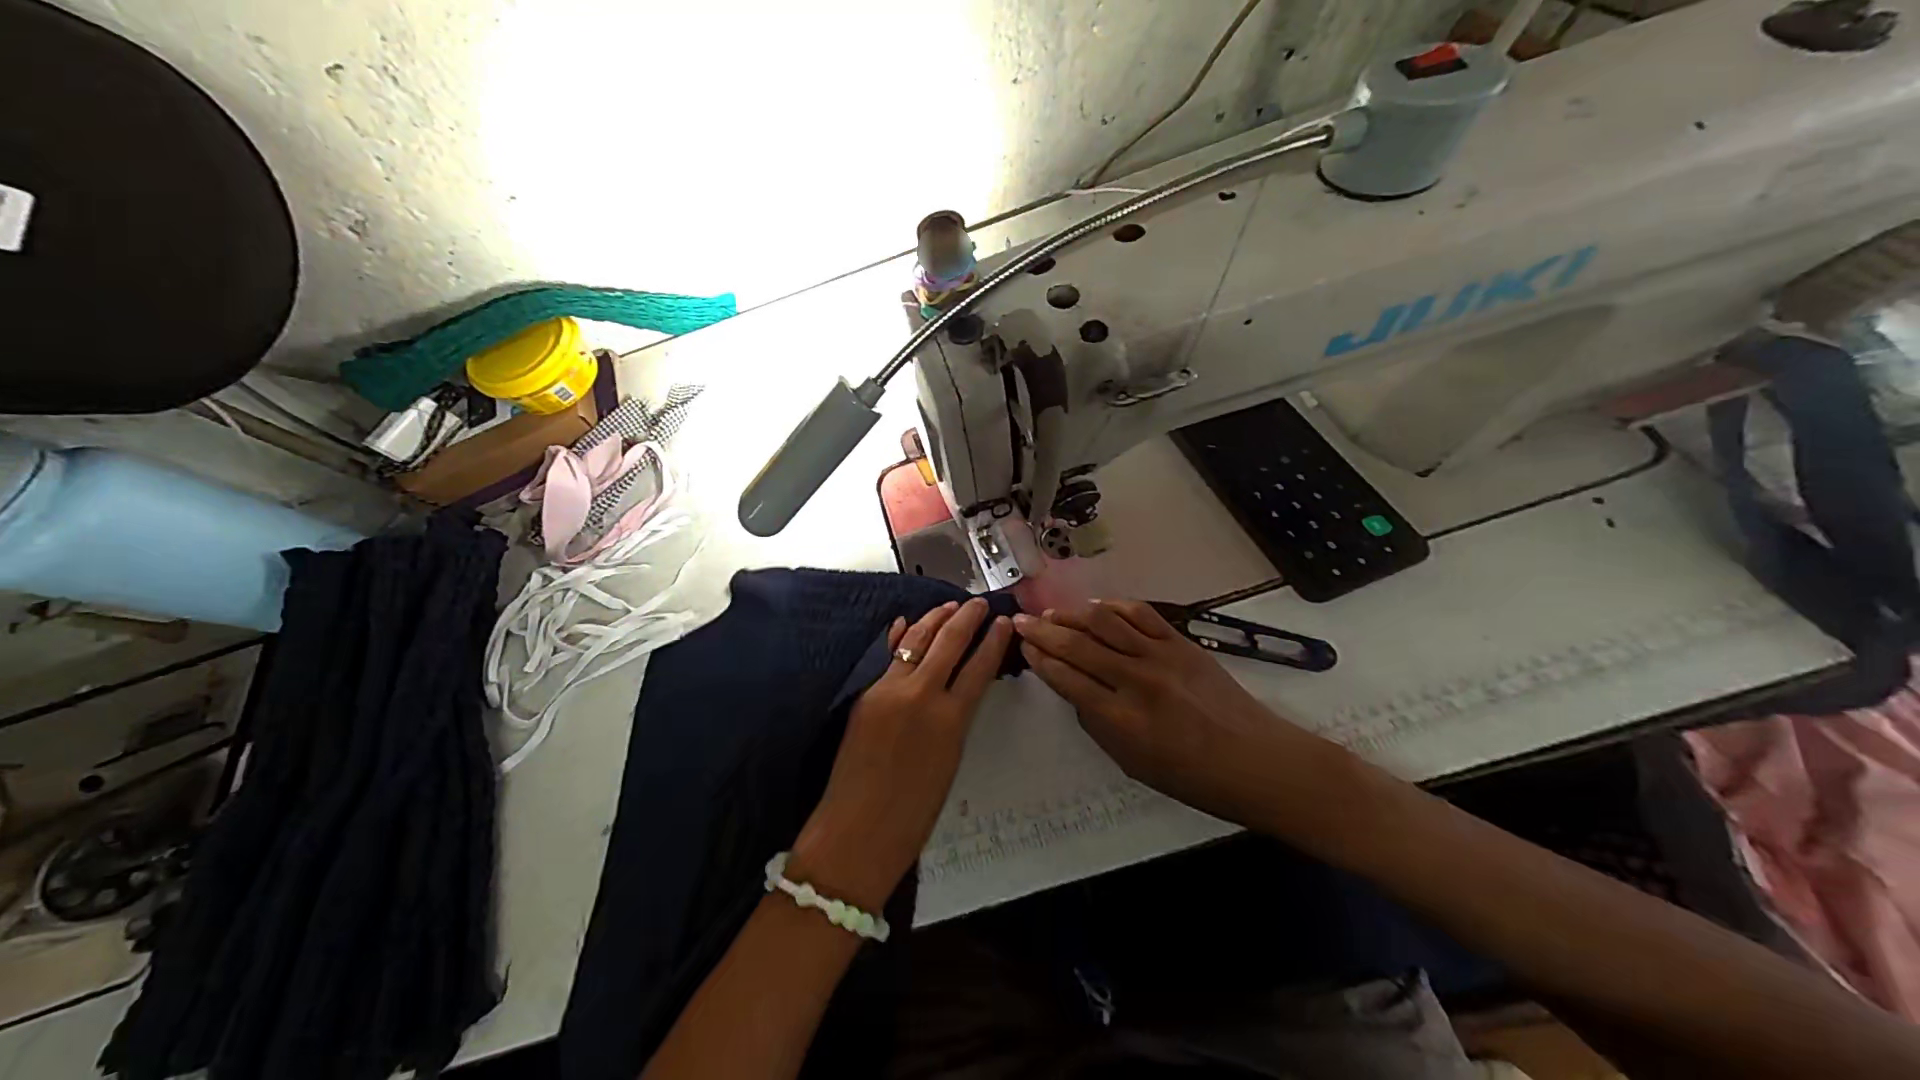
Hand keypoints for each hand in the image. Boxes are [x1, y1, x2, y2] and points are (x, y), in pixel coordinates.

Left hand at [790, 598, 1012, 909]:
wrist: (858, 832)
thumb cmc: (913, 813)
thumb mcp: (949, 762)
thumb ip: (953, 720)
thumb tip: (955, 691)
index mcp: (951, 720)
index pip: (979, 667)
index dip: (993, 641)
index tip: (1003, 623)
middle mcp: (921, 696)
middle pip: (948, 643)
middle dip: (966, 618)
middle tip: (978, 603)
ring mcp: (888, 692)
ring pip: (915, 643)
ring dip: (933, 620)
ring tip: (948, 606)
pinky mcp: (864, 696)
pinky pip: (887, 658)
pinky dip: (899, 639)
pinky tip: (904, 623)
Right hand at [1013, 600, 1331, 828]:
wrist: (1254, 761)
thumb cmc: (1191, 776)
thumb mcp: (1132, 763)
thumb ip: (1099, 725)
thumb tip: (1077, 692)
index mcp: (1121, 718)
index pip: (1067, 679)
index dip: (1040, 659)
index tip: (1023, 646)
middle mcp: (1136, 681)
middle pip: (1078, 646)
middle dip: (1044, 632)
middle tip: (1021, 621)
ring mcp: (1161, 657)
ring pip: (1105, 624)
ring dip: (1073, 615)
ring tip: (1051, 612)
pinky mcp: (1182, 643)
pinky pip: (1141, 615)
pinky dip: (1115, 607)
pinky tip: (1097, 608)